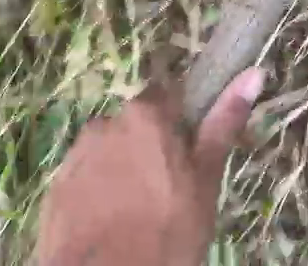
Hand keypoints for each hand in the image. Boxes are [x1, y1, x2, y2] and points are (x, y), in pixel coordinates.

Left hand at [34, 68, 265, 265]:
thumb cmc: (166, 234)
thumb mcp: (205, 180)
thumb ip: (224, 123)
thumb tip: (254, 73)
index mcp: (147, 114)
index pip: (168, 96)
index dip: (180, 123)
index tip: (189, 154)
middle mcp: (107, 124)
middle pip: (136, 125)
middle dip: (150, 148)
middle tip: (169, 193)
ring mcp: (75, 158)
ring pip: (109, 153)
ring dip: (121, 171)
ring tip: (137, 217)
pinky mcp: (52, 193)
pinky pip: (84, 182)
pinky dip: (96, 196)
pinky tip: (110, 229)